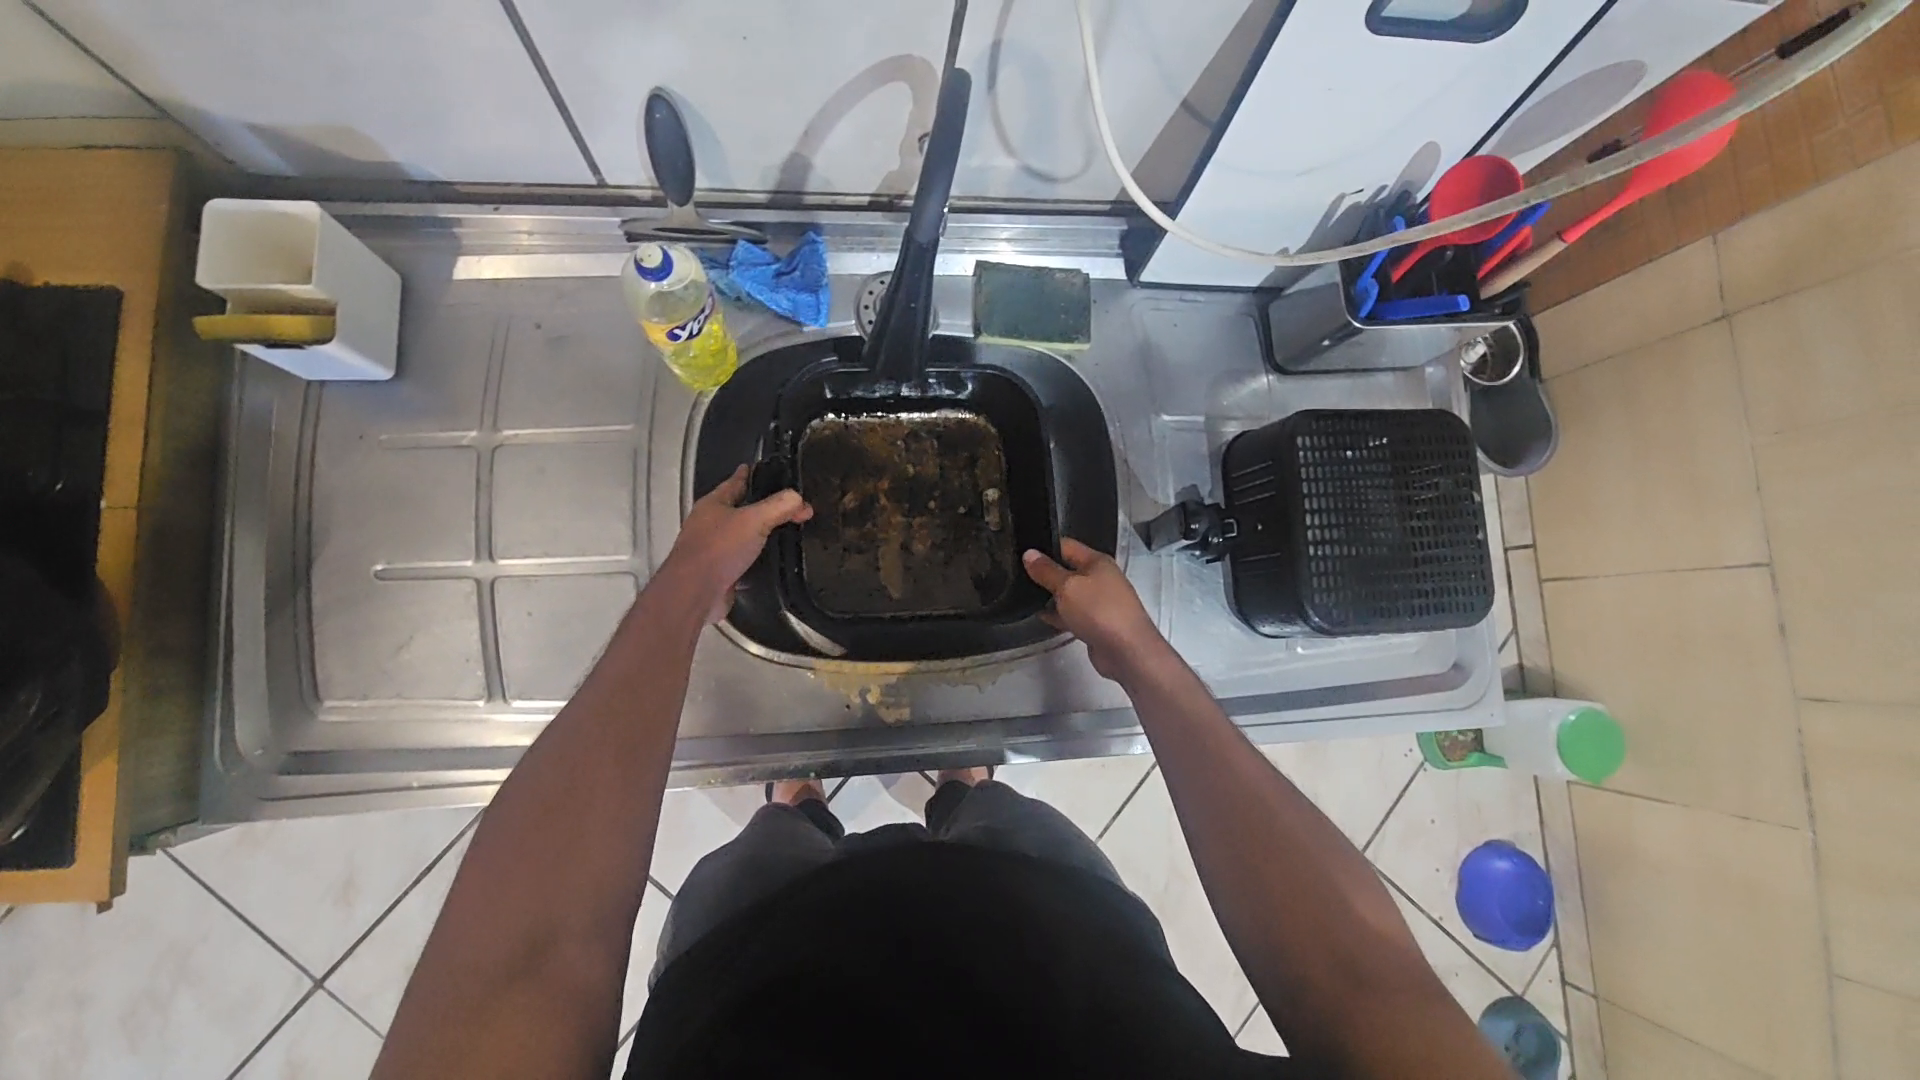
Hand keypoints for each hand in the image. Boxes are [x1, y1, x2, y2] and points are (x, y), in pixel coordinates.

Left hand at [661, 465, 811, 621]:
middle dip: (762, 506)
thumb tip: (798, 499)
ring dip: (761, 534)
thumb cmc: (719, 548)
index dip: (749, 474)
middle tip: (788, 506)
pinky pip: (743, 560)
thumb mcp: (754, 520)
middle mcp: (710, 524)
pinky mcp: (720, 573)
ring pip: (742, 536)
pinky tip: (774, 562)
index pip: (735, 482)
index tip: (759, 467)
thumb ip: (778, 506)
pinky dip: (758, 559)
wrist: (695, 593)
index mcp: (714, 504)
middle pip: (740, 509)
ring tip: (785, 531)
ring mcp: (713, 549)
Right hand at [1022, 539, 1168, 681]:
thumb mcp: (1067, 586)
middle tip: (1017, 576)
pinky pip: (1073, 614)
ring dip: (1051, 596)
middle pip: (1068, 570)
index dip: (1044, 548)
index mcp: (1097, 562)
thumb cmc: (1098, 610)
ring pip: (1069, 594)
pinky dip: (1059, 615)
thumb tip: (1029, 554)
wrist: (1127, 651)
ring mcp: (1100, 602)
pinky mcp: (1096, 623)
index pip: (1066, 546)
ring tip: (1024, 596)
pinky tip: (1041, 617)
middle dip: (1045, 574)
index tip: (1020, 554)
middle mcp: (1100, 578)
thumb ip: (1047, 571)